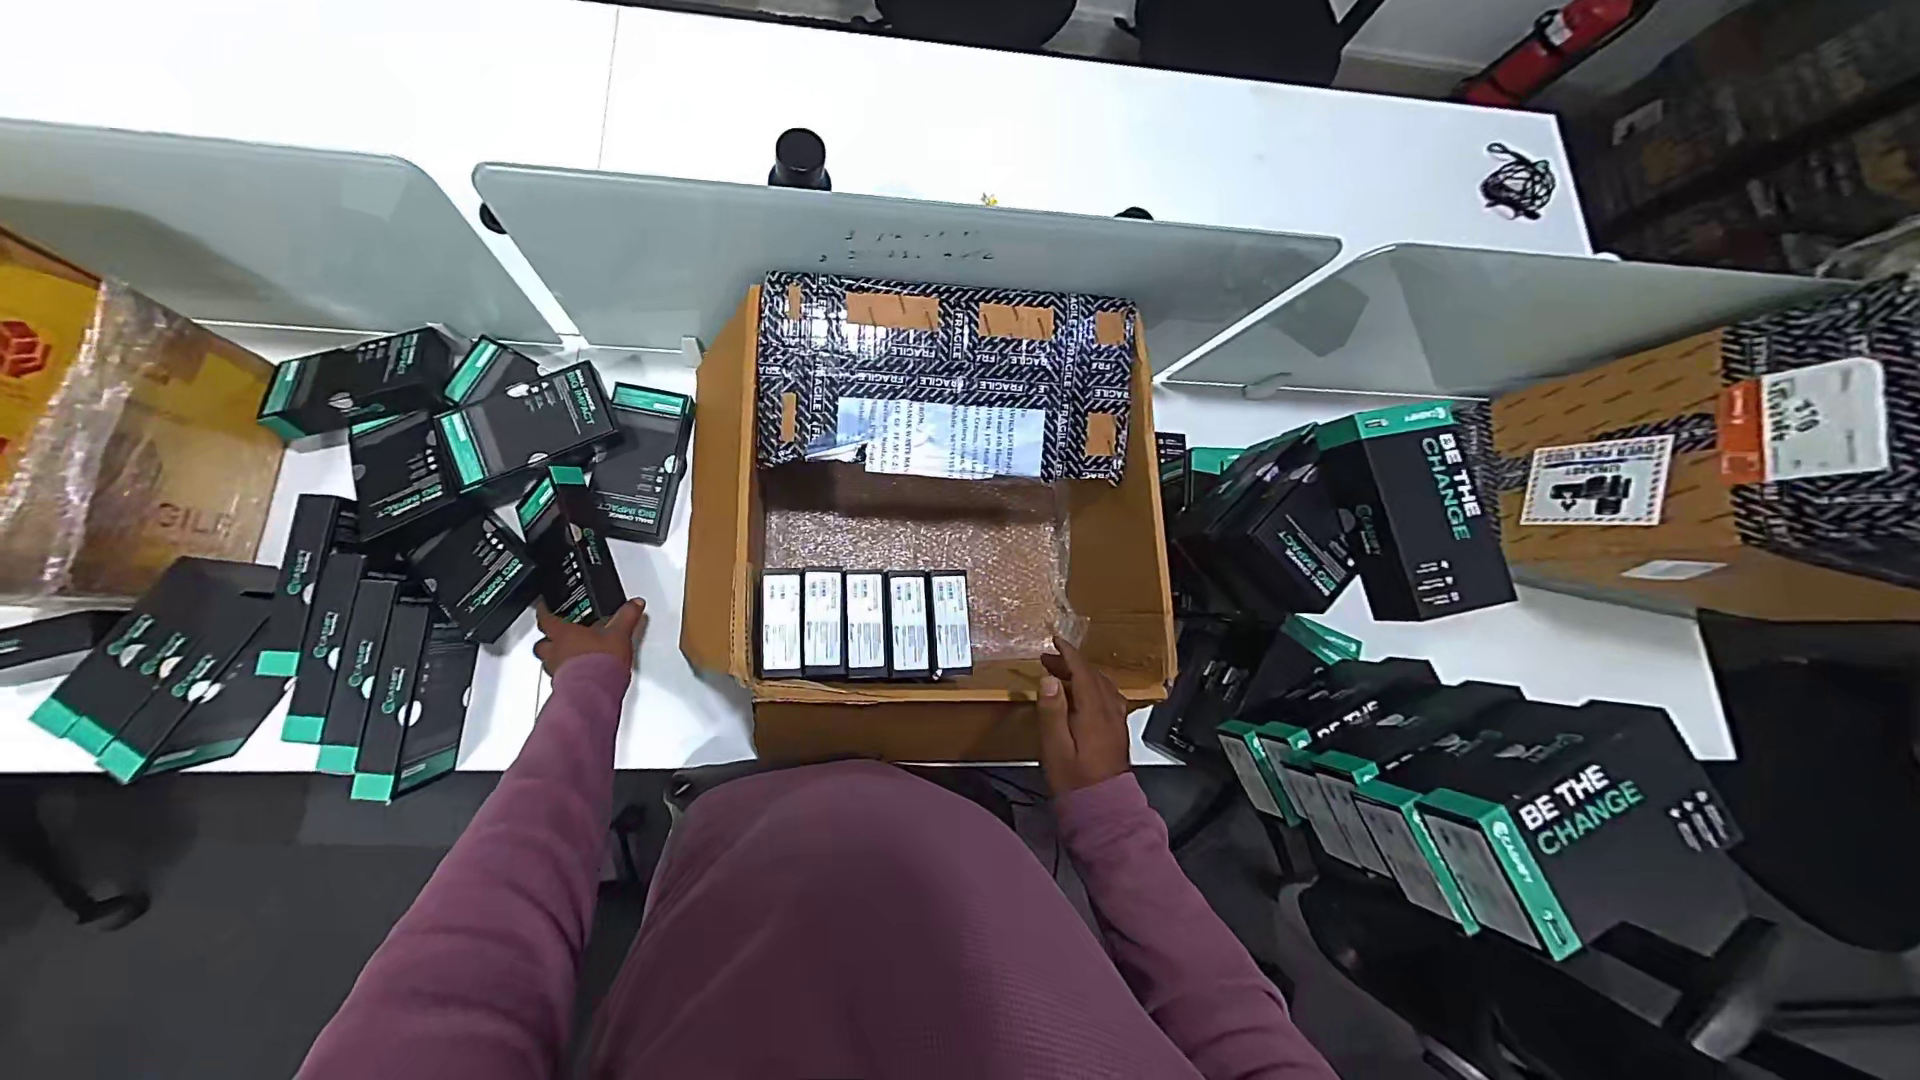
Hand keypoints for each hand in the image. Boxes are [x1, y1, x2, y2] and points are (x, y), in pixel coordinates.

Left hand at [532, 598, 646, 675]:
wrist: (595, 690)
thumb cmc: (600, 660)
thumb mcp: (619, 633)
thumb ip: (626, 616)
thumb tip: (633, 604)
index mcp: (564, 634)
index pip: (546, 619)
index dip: (544, 611)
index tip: (543, 607)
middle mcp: (555, 652)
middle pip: (541, 643)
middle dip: (547, 639)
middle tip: (556, 635)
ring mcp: (557, 669)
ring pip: (547, 660)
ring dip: (555, 657)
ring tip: (568, 656)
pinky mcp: (562, 685)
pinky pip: (558, 677)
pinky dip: (565, 673)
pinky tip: (577, 674)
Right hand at [1036, 634, 1130, 796]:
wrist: (1105, 809)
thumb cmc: (1075, 780)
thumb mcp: (1055, 746)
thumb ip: (1052, 711)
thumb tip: (1050, 678)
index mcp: (1094, 711)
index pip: (1083, 671)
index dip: (1068, 654)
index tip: (1055, 641)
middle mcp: (1109, 711)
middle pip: (1092, 676)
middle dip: (1071, 663)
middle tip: (1048, 660)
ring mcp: (1117, 721)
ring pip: (1102, 685)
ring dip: (1082, 674)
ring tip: (1061, 675)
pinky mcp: (1118, 731)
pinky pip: (1108, 697)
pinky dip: (1094, 686)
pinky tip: (1085, 695)